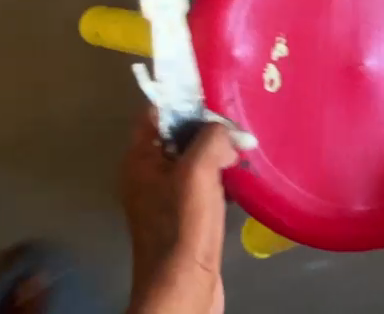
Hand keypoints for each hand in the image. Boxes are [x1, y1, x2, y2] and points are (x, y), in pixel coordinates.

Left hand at [121, 110, 240, 313]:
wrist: (183, 290)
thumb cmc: (184, 226)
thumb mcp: (198, 171)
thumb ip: (212, 138)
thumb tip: (228, 133)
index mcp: (140, 158)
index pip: (157, 110)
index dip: (183, 98)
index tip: (213, 91)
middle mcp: (147, 173)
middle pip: (177, 134)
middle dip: (206, 126)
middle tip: (235, 120)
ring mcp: (163, 198)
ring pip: (191, 160)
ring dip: (216, 153)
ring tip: (243, 146)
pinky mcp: (182, 219)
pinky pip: (200, 185)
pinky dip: (219, 178)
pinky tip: (240, 178)